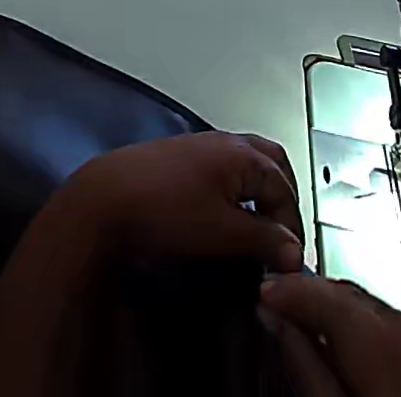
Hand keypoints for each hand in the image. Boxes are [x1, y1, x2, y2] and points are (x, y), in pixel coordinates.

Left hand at [53, 131, 304, 272]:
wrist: (107, 197)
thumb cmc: (167, 211)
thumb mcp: (224, 232)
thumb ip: (265, 239)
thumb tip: (294, 250)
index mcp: (242, 154)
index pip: (284, 188)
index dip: (292, 226)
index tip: (291, 260)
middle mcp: (224, 141)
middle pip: (270, 162)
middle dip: (283, 195)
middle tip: (284, 232)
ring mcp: (200, 145)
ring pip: (245, 162)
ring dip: (259, 190)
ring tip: (259, 225)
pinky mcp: (179, 155)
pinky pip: (222, 166)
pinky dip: (235, 187)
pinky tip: (226, 212)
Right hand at [260, 273, 400, 396]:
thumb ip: (305, 368)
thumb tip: (277, 323)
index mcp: (385, 351)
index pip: (328, 296)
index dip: (289, 291)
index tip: (263, 295)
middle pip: (356, 299)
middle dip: (314, 296)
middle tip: (279, 307)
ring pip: (382, 315)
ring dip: (342, 313)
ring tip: (310, 328)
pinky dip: (374, 334)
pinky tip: (354, 355)